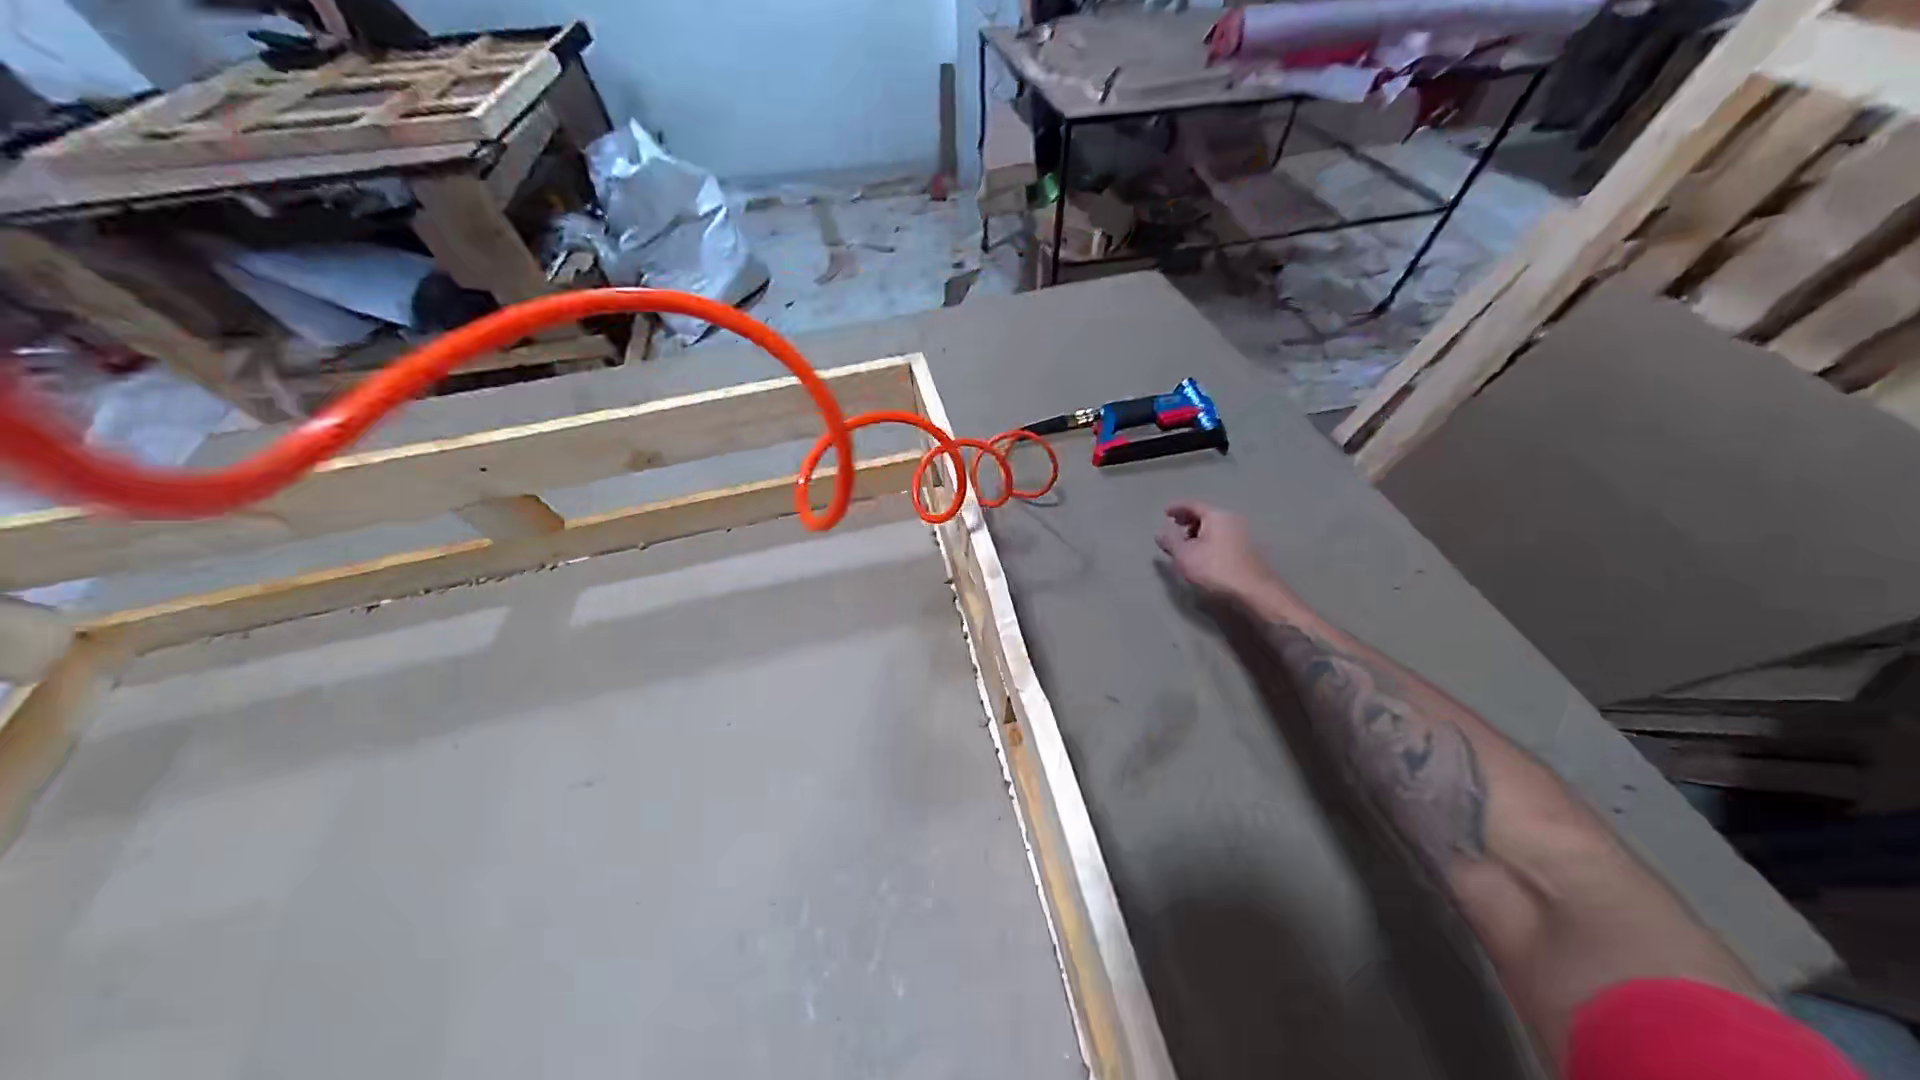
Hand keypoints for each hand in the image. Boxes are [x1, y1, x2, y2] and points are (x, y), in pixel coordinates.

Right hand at [1156, 501, 1280, 599]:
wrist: (1253, 588)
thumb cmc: (1215, 568)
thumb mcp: (1185, 555)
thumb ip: (1170, 541)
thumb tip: (1160, 532)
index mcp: (1216, 515)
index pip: (1192, 504)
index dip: (1176, 507)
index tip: (1165, 512)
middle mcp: (1231, 518)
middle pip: (1204, 513)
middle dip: (1187, 519)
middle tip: (1174, 526)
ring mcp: (1241, 532)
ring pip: (1214, 525)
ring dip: (1197, 530)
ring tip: (1186, 543)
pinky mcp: (1246, 546)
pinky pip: (1222, 534)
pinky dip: (1208, 538)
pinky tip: (1202, 552)